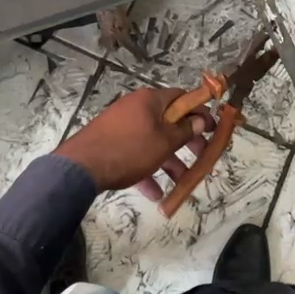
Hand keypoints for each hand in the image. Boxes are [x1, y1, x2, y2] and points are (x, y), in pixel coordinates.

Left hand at [53, 86, 212, 194]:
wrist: (81, 167)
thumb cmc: (129, 149)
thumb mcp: (164, 142)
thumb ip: (184, 131)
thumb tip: (199, 120)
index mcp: (150, 100)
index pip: (182, 98)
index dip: (199, 112)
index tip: (213, 128)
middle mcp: (136, 108)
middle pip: (169, 122)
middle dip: (186, 142)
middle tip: (201, 156)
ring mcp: (121, 126)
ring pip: (153, 141)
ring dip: (169, 162)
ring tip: (181, 183)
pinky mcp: (110, 144)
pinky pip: (135, 154)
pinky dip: (146, 171)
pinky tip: (155, 195)